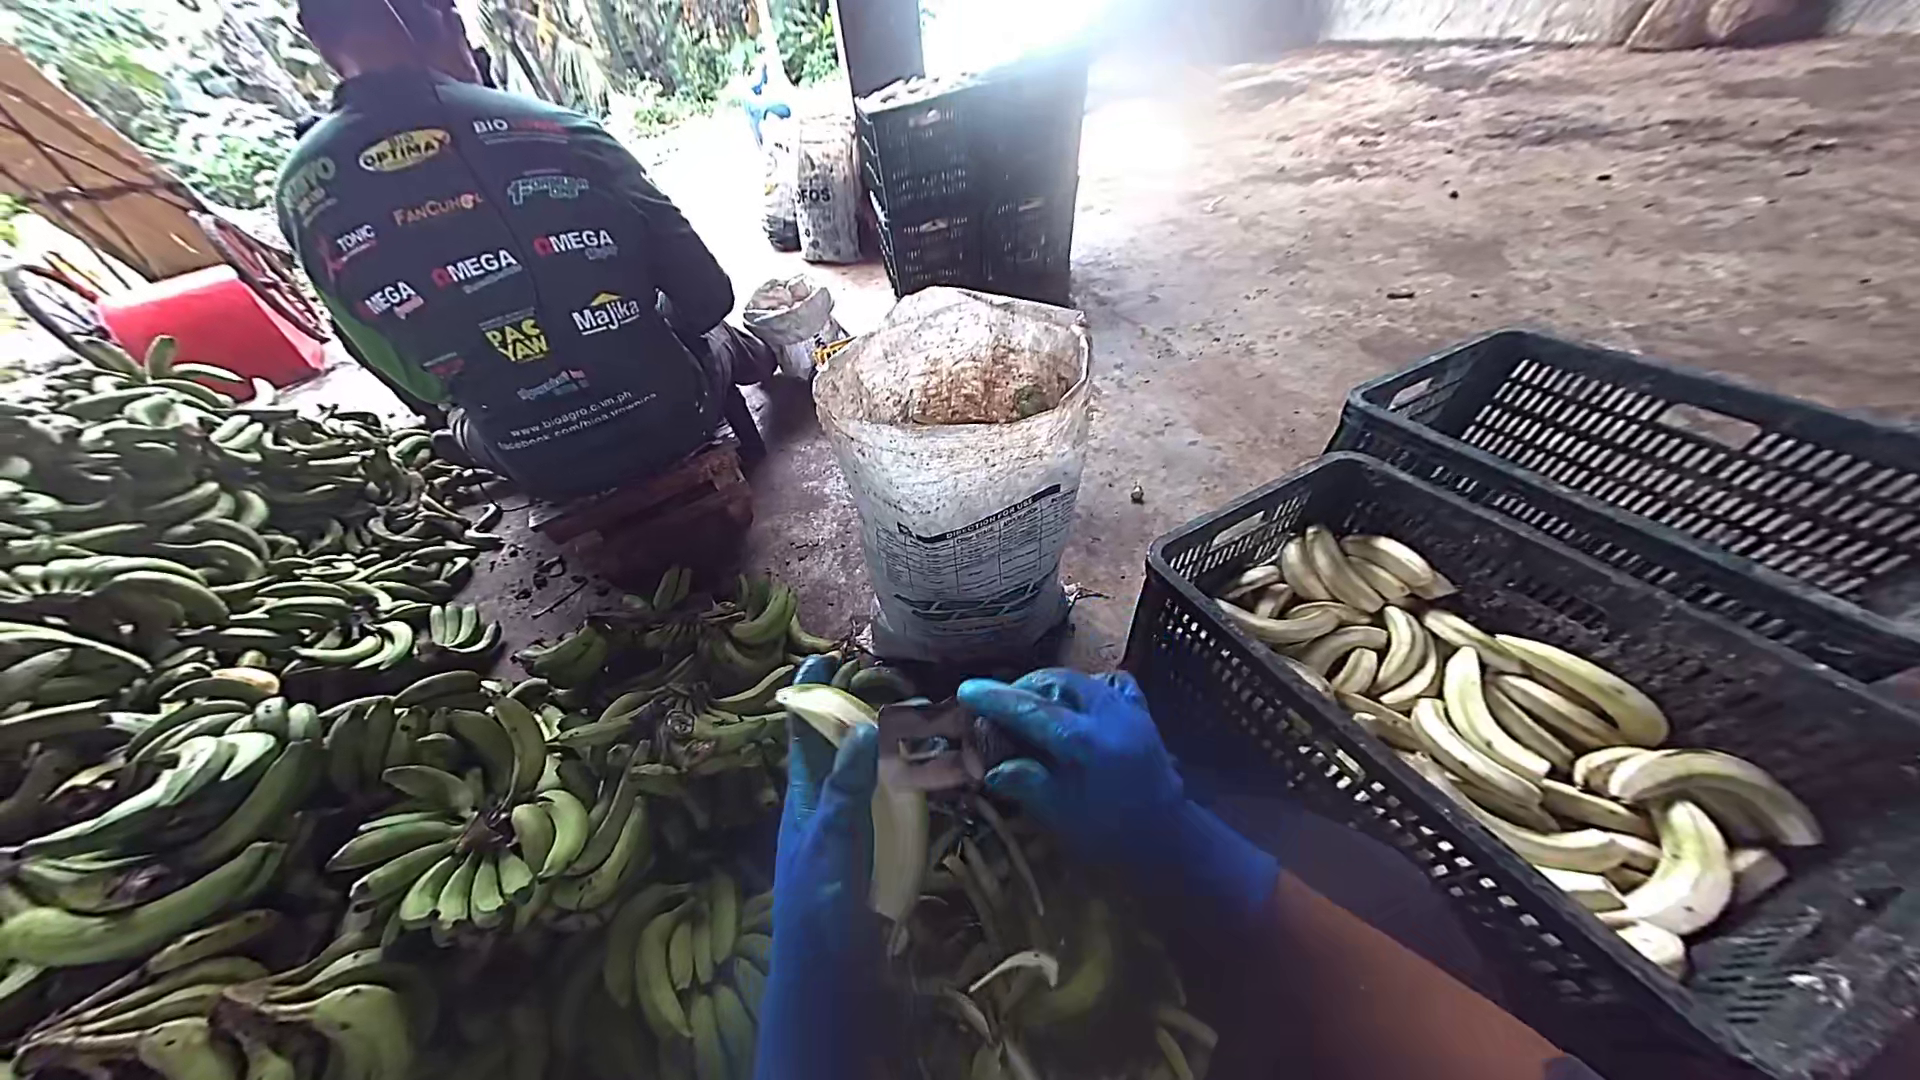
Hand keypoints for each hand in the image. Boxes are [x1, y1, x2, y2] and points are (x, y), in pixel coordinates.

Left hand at [760, 656, 883, 1079]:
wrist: (835, 968)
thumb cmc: (820, 900)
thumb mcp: (828, 839)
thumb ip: (845, 786)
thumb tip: (865, 725)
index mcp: (807, 791)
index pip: (803, 729)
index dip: (809, 693)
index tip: (822, 656)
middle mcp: (832, 795)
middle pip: (842, 739)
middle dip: (858, 707)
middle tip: (889, 681)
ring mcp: (858, 815)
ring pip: (873, 763)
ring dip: (892, 737)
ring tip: (920, 715)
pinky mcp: (881, 837)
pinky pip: (897, 794)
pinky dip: (912, 774)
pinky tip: (935, 766)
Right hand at [957, 669, 1277, 922]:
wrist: (1169, 841)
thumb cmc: (1112, 837)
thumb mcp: (1061, 816)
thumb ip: (1025, 782)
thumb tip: (990, 767)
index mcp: (1087, 742)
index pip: (1031, 710)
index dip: (995, 700)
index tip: (966, 689)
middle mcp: (1109, 713)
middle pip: (1054, 681)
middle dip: (1021, 689)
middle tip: (998, 706)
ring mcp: (1128, 708)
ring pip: (1077, 677)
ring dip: (1047, 685)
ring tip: (1028, 704)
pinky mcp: (1140, 711)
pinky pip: (1108, 683)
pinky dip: (1084, 686)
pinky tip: (1072, 702)